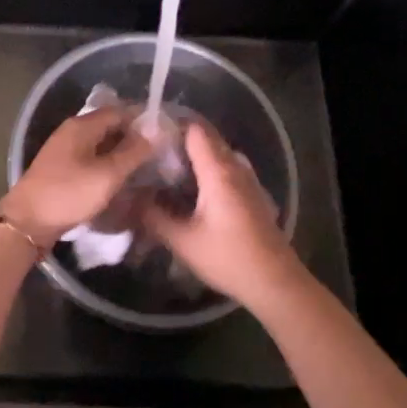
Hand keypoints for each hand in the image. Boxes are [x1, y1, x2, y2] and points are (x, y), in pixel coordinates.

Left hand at [0, 108, 153, 247]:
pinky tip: (121, 180)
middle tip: (159, 155)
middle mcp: (73, 131)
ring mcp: (65, 149)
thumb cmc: (69, 194)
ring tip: (145, 168)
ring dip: (121, 153)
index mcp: (83, 125)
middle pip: (110, 126)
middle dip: (134, 138)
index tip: (165, 136)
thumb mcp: (107, 174)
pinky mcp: (62, 168)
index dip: (143, 120)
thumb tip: (157, 130)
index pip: (120, 111)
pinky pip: (91, 158)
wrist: (28, 221)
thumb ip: (133, 152)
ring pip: (101, 144)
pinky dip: (107, 164)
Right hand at [142, 122, 303, 308]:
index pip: (194, 128)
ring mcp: (247, 178)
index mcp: (218, 170)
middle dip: (178, 140)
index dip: (170, 125)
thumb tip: (129, 199)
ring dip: (193, 155)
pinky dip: (207, 169)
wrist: (276, 282)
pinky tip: (191, 190)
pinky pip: (226, 167)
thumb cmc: (229, 258)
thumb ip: (154, 217)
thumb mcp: (184, 242)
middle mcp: (235, 166)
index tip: (147, 133)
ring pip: (217, 153)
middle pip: (206, 137)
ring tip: (165, 169)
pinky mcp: (252, 193)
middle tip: (149, 152)